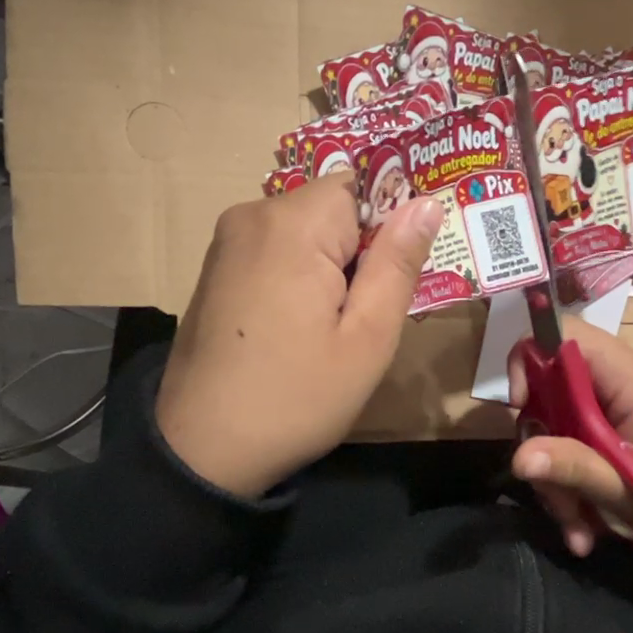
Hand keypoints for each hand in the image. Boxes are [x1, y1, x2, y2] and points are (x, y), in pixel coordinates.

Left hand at [157, 175, 444, 497]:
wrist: (204, 447)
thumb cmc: (297, 398)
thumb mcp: (367, 339)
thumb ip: (398, 264)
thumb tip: (428, 202)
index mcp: (293, 224)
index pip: (363, 185)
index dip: (388, 228)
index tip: (395, 279)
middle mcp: (252, 215)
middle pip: (331, 208)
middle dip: (359, 252)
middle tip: (368, 316)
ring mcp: (226, 242)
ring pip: (304, 232)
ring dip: (330, 269)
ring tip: (333, 329)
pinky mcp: (215, 270)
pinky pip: (275, 252)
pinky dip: (299, 278)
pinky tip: (298, 329)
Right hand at [507, 319, 632, 555]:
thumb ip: (577, 469)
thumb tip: (518, 456)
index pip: (568, 335)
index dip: (532, 361)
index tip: (524, 410)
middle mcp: (625, 386)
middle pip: (554, 396)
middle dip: (546, 450)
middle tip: (557, 502)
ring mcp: (625, 412)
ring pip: (564, 431)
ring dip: (562, 483)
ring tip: (580, 532)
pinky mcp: (626, 436)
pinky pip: (585, 451)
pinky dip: (580, 488)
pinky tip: (588, 531)